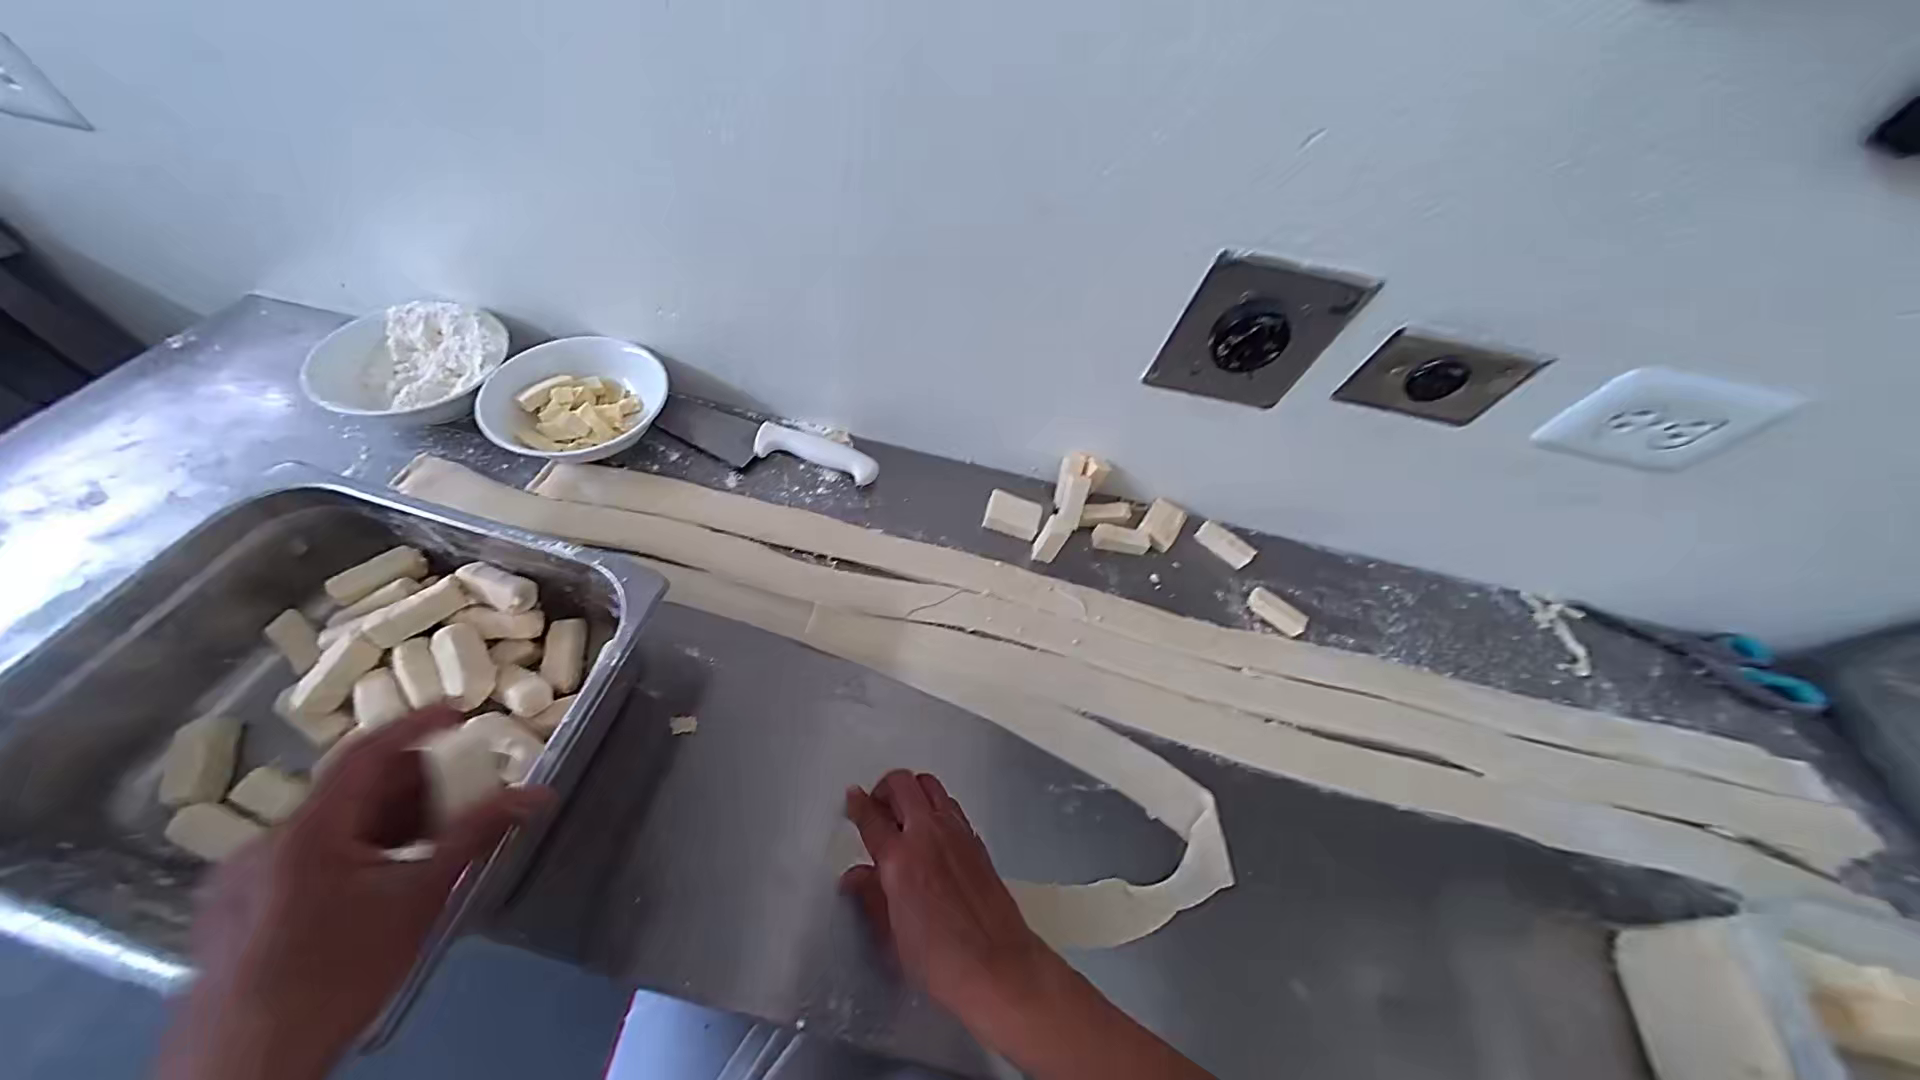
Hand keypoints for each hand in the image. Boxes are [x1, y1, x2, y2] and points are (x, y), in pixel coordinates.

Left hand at [156, 706, 552, 1079]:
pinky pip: (314, 854)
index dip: (416, 724)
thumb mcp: (420, 898)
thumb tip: (537, 792)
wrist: (244, 1071)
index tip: (461, 709)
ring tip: (442, 833)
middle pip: (352, 789)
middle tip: (469, 787)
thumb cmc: (338, 974)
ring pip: (334, 824)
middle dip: (418, 782)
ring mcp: (245, 878)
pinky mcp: (238, 908)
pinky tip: (395, 871)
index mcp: (306, 832)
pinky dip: (363, 846)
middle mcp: (266, 844)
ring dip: (393, 817)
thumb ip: (477, 835)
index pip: (365, 754)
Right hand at [841, 770, 1055, 1019]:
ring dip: (913, 790)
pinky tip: (933, 829)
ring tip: (904, 811)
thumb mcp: (890, 935)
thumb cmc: (942, 960)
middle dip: (884, 788)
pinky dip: (936, 806)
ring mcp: (956, 832)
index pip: (871, 816)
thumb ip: (871, 897)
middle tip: (876, 803)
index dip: (857, 803)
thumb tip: (855, 877)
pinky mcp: (976, 839)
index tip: (852, 798)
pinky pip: (951, 806)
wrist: (996, 965)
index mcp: (900, 857)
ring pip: (930, 786)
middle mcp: (928, 834)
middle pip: (902, 784)